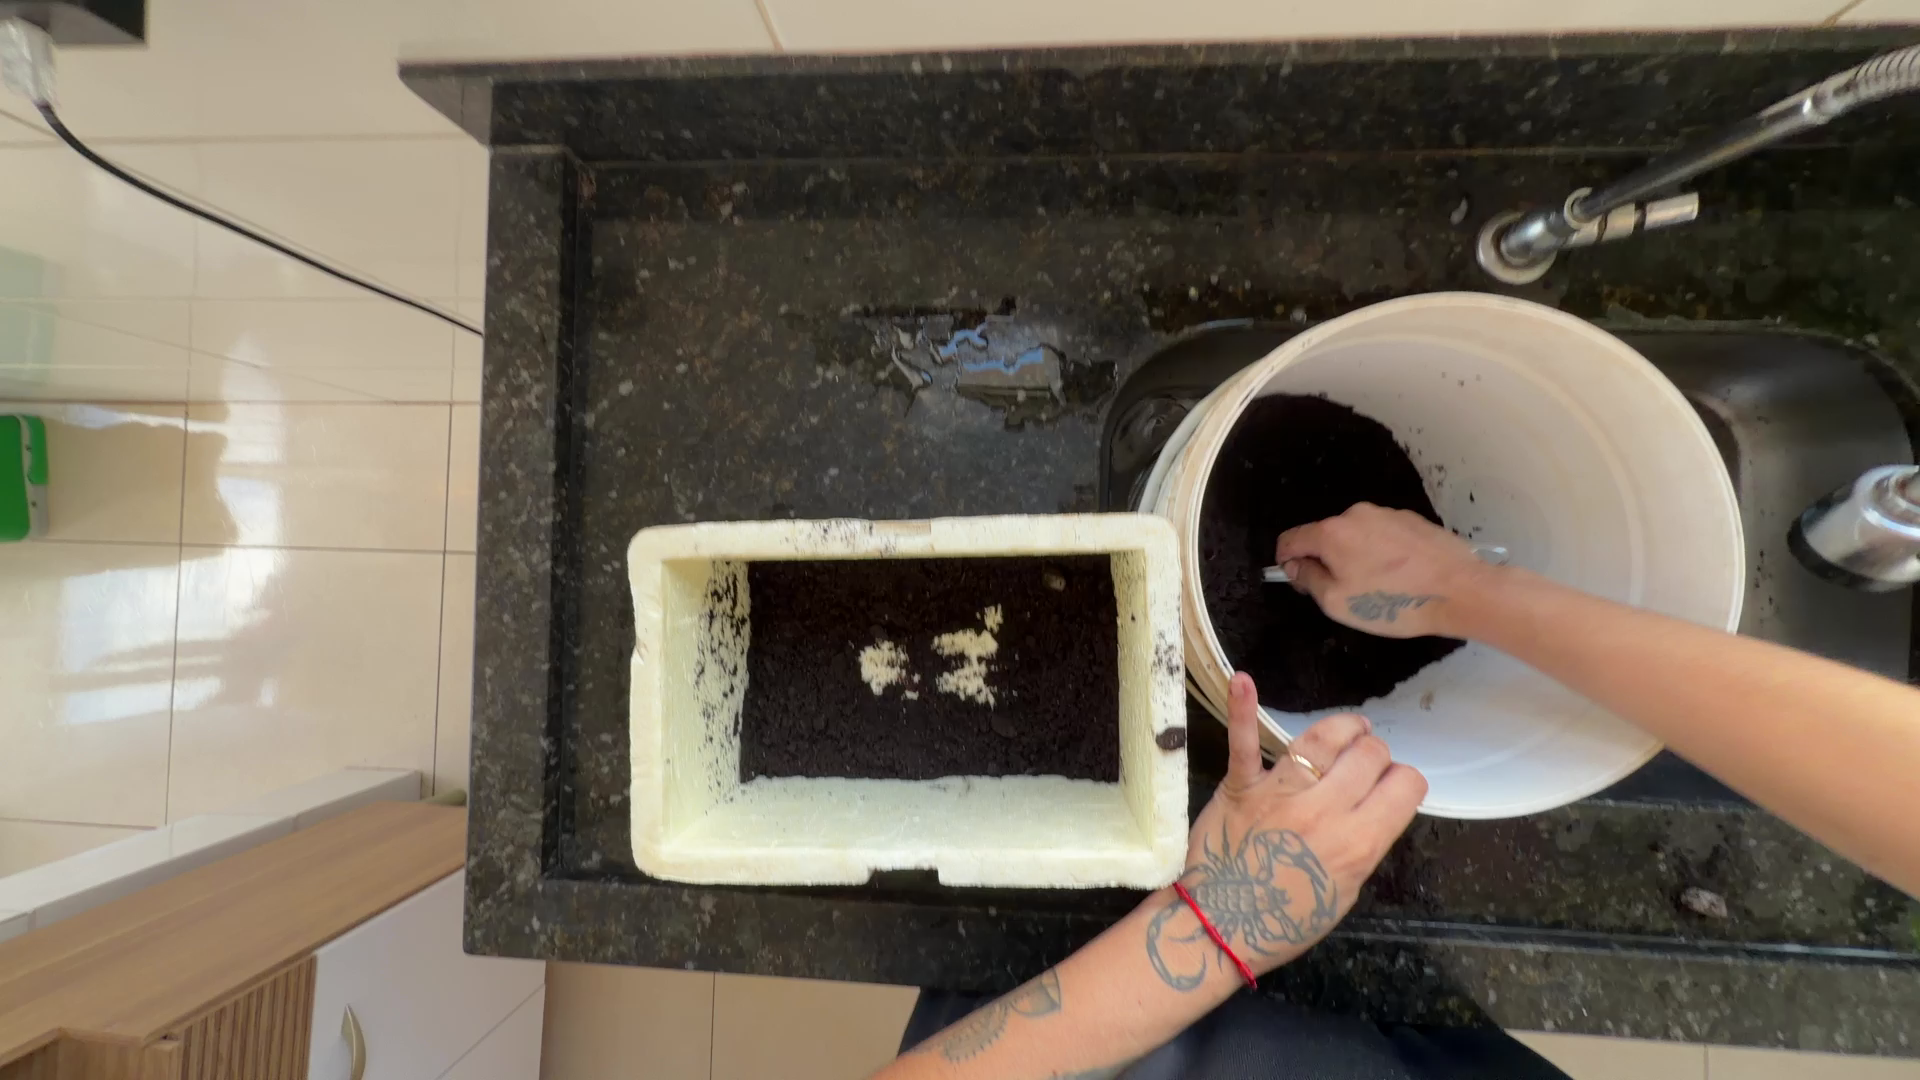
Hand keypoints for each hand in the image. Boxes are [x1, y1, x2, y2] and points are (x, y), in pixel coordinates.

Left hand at [1144, 674, 1425, 988]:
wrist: (1222, 923)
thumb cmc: (1286, 917)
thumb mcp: (1345, 890)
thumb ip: (1362, 844)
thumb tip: (1373, 808)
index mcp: (1359, 843)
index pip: (1403, 787)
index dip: (1403, 780)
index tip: (1395, 783)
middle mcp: (1324, 810)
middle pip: (1366, 757)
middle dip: (1375, 753)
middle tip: (1368, 760)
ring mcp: (1279, 793)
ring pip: (1320, 741)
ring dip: (1343, 727)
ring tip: (1352, 726)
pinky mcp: (1239, 784)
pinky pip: (1243, 742)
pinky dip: (1243, 709)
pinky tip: (1243, 680)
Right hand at [1274, 502, 1487, 638]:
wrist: (1463, 592)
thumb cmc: (1393, 602)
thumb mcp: (1336, 602)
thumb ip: (1308, 579)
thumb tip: (1296, 565)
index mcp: (1331, 532)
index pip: (1290, 539)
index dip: (1286, 562)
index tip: (1300, 581)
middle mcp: (1355, 515)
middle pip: (1324, 536)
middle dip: (1325, 560)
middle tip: (1343, 590)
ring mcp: (1387, 514)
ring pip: (1354, 535)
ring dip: (1354, 555)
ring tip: (1378, 584)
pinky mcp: (1413, 520)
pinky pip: (1382, 535)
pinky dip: (1381, 552)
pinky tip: (1401, 575)